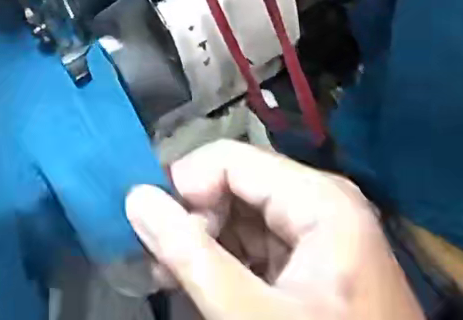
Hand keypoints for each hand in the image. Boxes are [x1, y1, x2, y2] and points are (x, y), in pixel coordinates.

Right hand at [126, 140, 423, 319]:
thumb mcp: (252, 317)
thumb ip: (190, 255)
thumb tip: (134, 197)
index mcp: (321, 200)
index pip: (228, 159)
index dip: (184, 188)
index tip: (153, 233)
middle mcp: (326, 203)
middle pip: (236, 185)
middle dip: (194, 220)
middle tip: (161, 263)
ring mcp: (328, 235)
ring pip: (244, 215)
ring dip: (207, 243)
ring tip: (176, 279)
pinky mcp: (324, 268)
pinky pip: (262, 244)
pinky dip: (231, 262)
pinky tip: (209, 290)